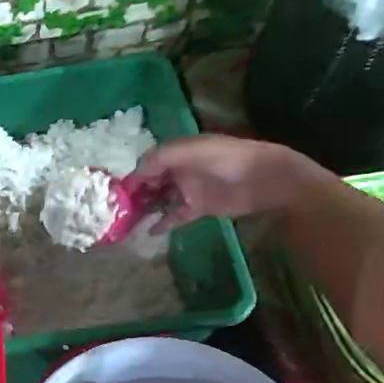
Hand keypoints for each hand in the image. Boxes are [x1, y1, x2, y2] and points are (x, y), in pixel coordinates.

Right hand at [129, 136, 330, 231]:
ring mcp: (190, 189)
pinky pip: (176, 215)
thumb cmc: (229, 160)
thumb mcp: (193, 151)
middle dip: (136, 193)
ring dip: (146, 208)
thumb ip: (161, 158)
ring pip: (161, 198)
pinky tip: (149, 231)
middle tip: (119, 209)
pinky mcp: (200, 207)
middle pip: (152, 181)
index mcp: (179, 151)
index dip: (133, 175)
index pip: (148, 162)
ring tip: (128, 221)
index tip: (117, 191)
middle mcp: (181, 169)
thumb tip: (134, 173)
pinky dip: (163, 222)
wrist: (266, 180)